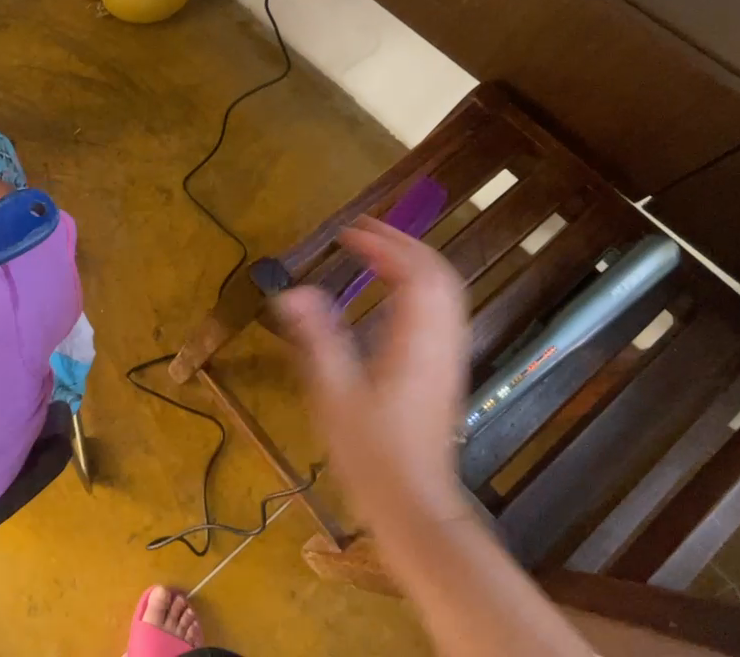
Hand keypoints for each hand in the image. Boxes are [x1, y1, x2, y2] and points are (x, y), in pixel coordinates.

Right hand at [277, 217, 471, 528]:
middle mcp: (441, 343)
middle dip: (403, 244)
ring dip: (413, 263)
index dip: (384, 245)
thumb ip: (316, 339)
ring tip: (374, 251)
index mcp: (417, 343)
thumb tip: (291, 292)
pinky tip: (391, 294)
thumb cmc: (371, 454)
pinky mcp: (444, 373)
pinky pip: (442, 312)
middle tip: (362, 231)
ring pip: (445, 293)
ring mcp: (448, 358)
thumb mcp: (333, 396)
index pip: (414, 274)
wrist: (415, 507)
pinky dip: (420, 287)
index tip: (347, 233)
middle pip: (439, 276)